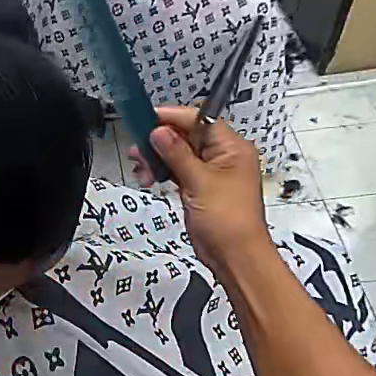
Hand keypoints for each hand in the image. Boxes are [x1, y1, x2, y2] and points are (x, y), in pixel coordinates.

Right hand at [147, 105, 271, 278]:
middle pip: (187, 136)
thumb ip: (177, 154)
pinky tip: (149, 176)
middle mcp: (224, 157)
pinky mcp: (201, 189)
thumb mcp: (199, 182)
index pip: (198, 120)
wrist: (235, 257)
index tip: (147, 118)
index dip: (172, 118)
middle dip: (160, 140)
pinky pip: (179, 171)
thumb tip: (160, 132)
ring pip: (180, 154)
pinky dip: (163, 172)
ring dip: (158, 158)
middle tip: (139, 147)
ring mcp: (212, 174)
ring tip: (142, 166)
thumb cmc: (232, 224)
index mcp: (233, 148)